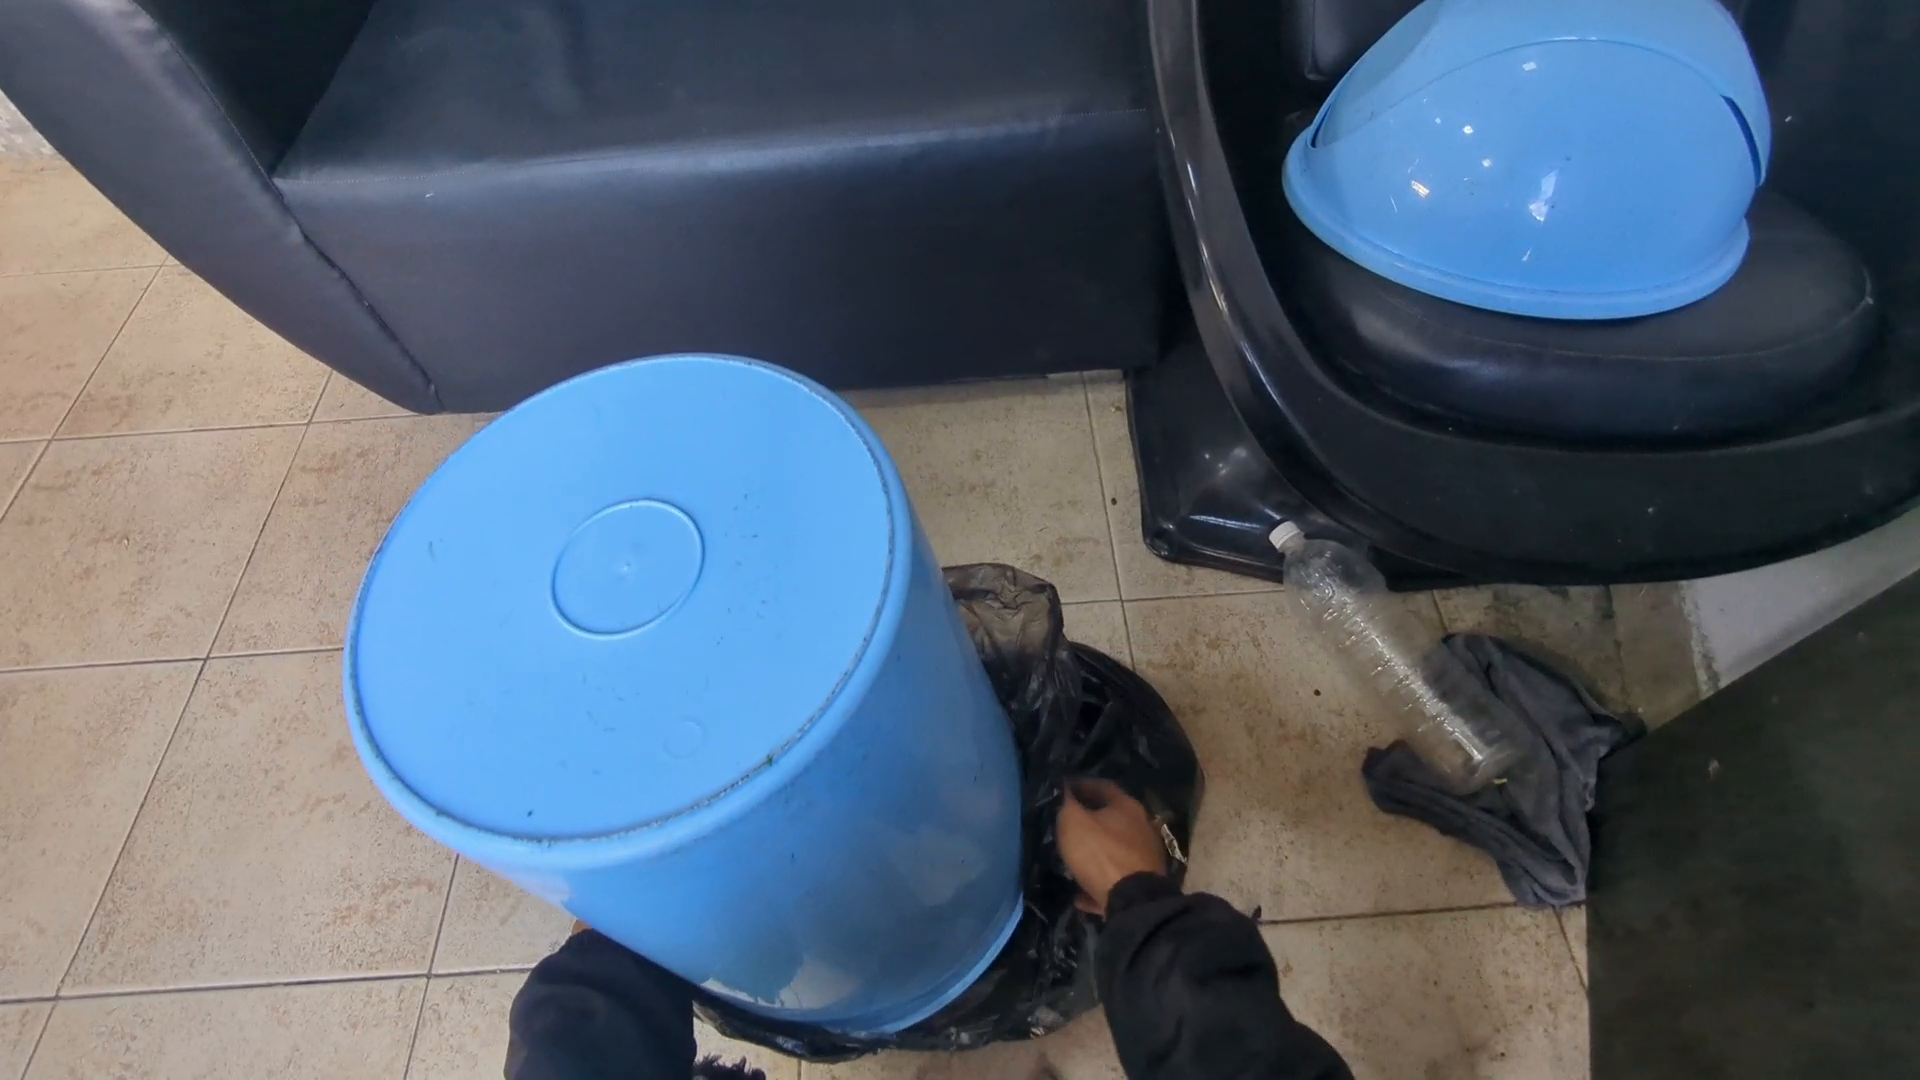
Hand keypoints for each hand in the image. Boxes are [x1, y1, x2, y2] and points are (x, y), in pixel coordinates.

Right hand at [1056, 778, 1166, 915]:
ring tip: (1071, 859)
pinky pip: (1115, 878)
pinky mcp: (1143, 885)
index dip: (1080, 785)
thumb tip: (1064, 790)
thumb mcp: (1072, 822)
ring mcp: (1145, 857)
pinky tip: (1079, 894)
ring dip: (1093, 853)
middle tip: (1065, 824)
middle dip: (1088, 820)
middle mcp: (1141, 827)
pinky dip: (1097, 882)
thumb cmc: (1101, 853)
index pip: (1102, 786)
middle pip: (1111, 818)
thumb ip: (1066, 804)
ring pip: (1113, 850)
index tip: (1062, 790)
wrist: (1134, 903)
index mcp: (1126, 806)